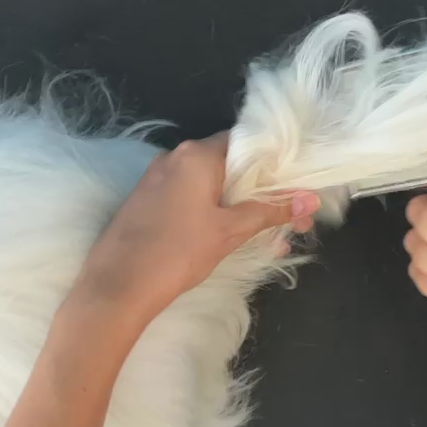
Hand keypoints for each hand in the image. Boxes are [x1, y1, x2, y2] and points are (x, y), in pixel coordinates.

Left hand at [76, 134, 318, 323]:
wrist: (117, 285)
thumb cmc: (178, 253)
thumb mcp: (230, 231)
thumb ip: (270, 211)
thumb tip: (309, 199)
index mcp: (197, 154)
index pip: (245, 141)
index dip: (273, 162)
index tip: (293, 186)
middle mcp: (174, 156)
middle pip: (227, 163)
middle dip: (258, 189)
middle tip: (285, 218)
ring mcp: (155, 178)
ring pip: (207, 183)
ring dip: (235, 204)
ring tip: (262, 234)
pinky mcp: (145, 200)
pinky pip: (187, 197)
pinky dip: (209, 211)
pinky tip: (226, 236)